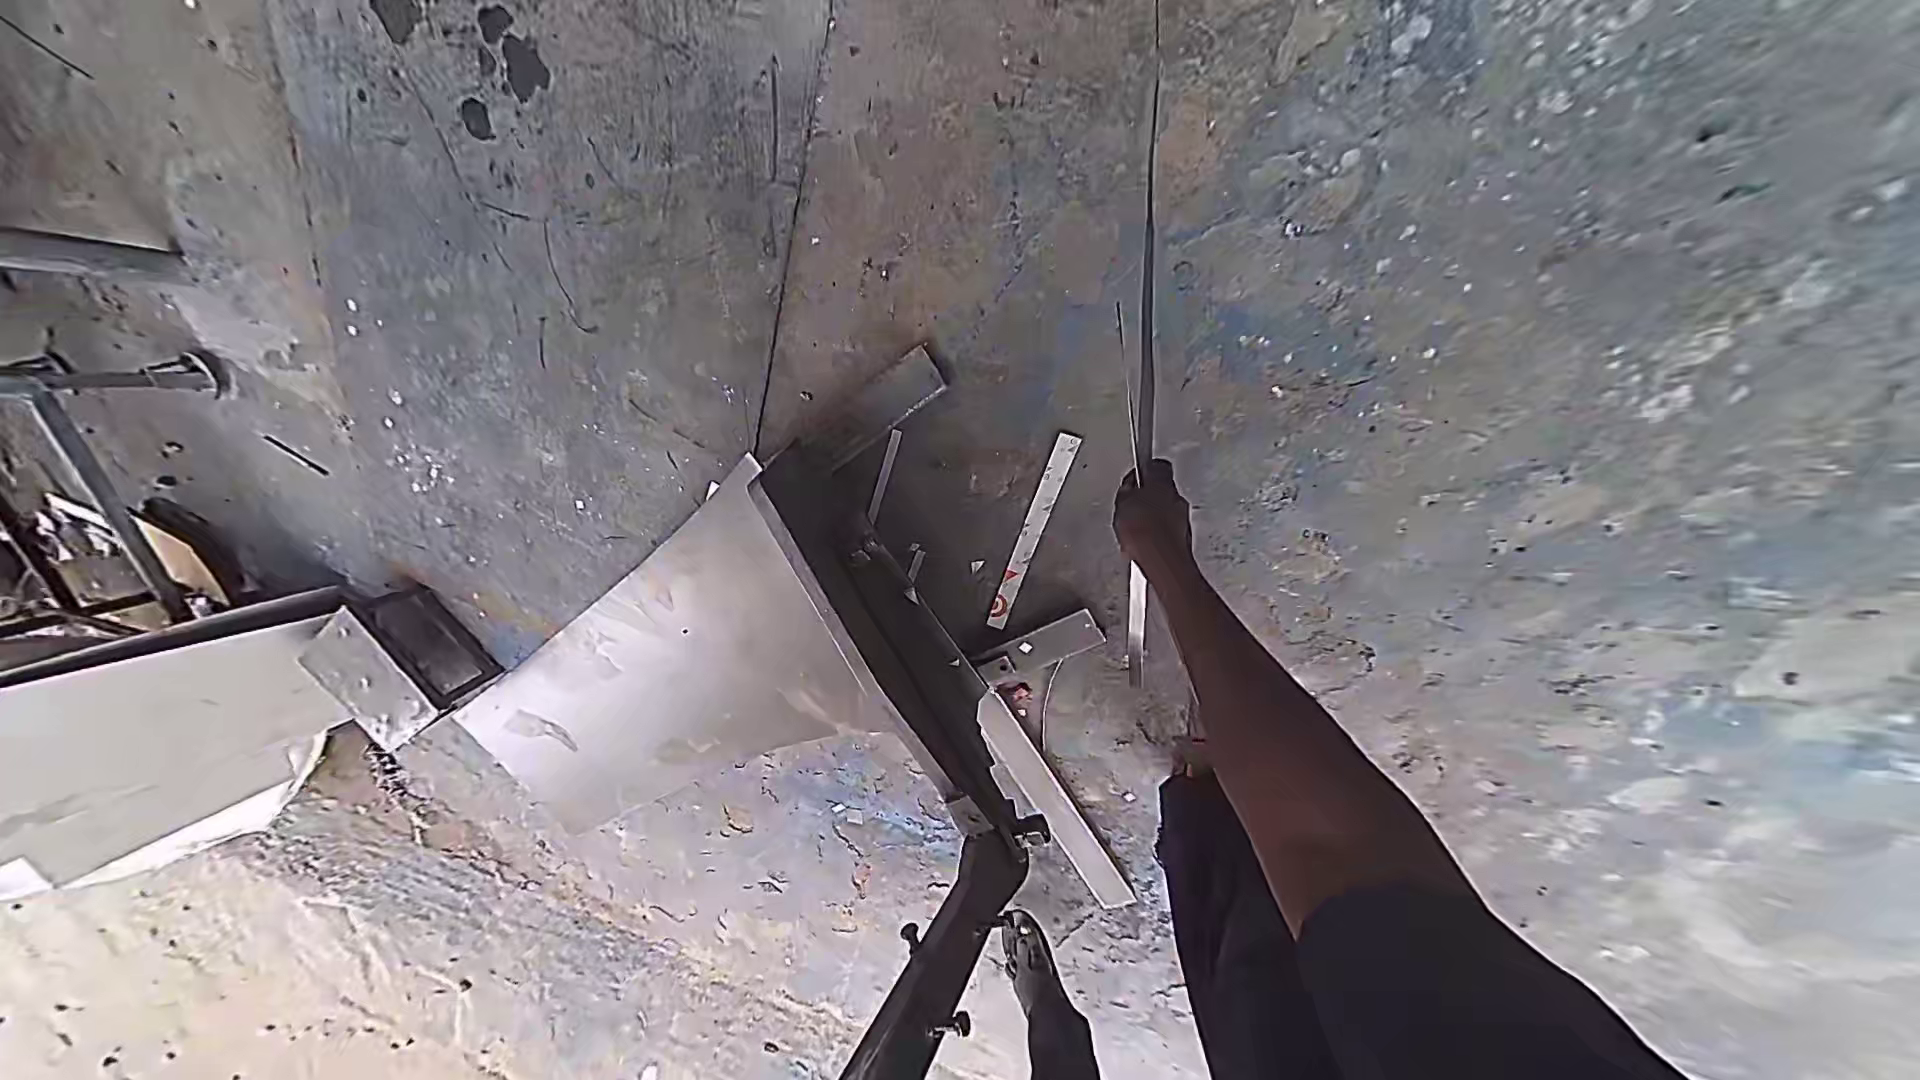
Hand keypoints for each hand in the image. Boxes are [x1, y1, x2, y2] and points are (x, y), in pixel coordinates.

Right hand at [1114, 458, 1192, 574]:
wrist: (1160, 558)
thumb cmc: (1144, 530)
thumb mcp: (1122, 503)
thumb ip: (1127, 491)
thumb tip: (1129, 487)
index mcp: (1162, 481)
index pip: (1156, 465)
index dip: (1144, 470)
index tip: (1136, 476)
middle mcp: (1177, 496)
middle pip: (1163, 488)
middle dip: (1149, 495)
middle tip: (1133, 503)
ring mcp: (1182, 516)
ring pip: (1167, 509)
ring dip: (1154, 514)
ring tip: (1136, 527)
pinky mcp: (1183, 535)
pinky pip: (1169, 528)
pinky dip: (1159, 532)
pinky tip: (1144, 541)